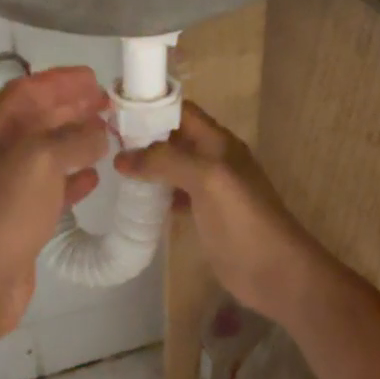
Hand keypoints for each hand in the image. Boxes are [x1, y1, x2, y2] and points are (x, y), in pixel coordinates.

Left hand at [0, 67, 110, 338]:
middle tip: (108, 103)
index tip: (94, 77)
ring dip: (75, 142)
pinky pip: (48, 189)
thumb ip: (73, 139)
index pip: (24, 92)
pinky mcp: (16, 221)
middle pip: (34, 121)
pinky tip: (94, 177)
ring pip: (44, 155)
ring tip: (109, 134)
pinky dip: (71, 178)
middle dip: (70, 109)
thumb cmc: (1, 214)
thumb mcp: (39, 162)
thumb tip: (99, 132)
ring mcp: (2, 190)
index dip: (59, 81)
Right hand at [115, 102, 327, 321]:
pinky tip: (135, 201)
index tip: (115, 113)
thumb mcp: (207, 179)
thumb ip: (166, 161)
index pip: (182, 111)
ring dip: (147, 166)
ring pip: (173, 167)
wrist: (274, 270)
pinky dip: (155, 194)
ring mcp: (210, 189)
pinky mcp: (205, 215)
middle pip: (174, 138)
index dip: (152, 108)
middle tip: (105, 144)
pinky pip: (175, 195)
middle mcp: (214, 159)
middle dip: (143, 137)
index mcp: (218, 142)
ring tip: (112, 170)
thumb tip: (122, 157)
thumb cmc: (242, 219)